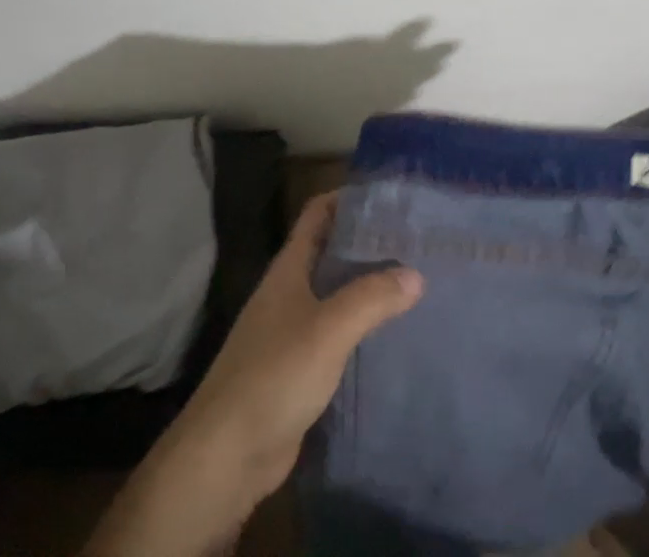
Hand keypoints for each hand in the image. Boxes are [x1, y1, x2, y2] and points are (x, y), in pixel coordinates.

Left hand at [83, 193, 423, 556]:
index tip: (392, 196)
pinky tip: (397, 336)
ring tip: (420, 282)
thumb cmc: (274, 376)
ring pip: (336, 297)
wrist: (228, 453)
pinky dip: (365, 330)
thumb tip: (415, 273)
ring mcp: (292, 334)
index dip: (348, 199)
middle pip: (330, 255)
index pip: (316, 216)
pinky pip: (339, 338)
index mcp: (287, 273)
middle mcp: (288, 296)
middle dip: (369, 244)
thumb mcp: (327, 329)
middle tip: (420, 241)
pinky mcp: (301, 371)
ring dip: (370, 288)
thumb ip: (371, 298)